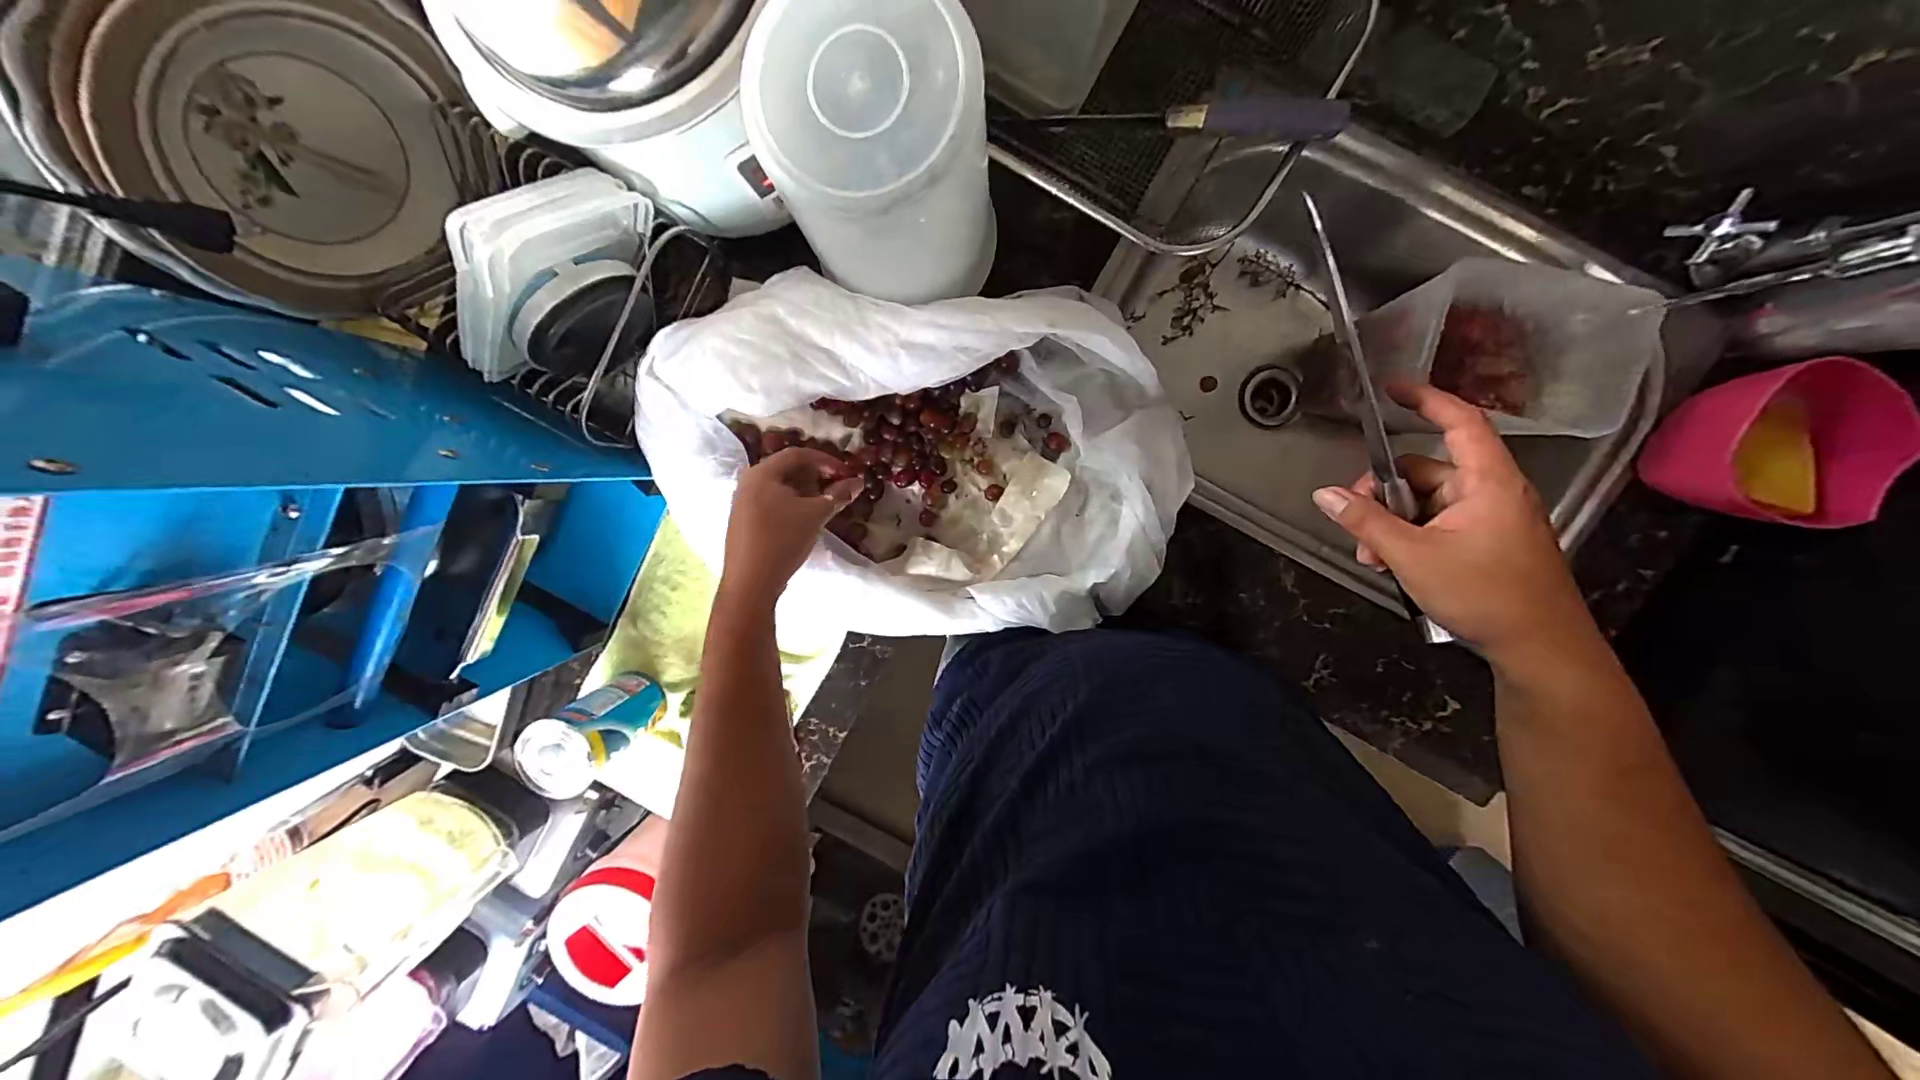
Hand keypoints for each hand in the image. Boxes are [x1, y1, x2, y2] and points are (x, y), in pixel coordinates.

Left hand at [722, 447, 862, 605]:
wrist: (750, 582)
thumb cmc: (782, 541)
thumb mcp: (815, 515)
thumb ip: (837, 496)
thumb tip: (857, 482)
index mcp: (762, 473)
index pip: (797, 454)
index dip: (825, 460)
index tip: (845, 473)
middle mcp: (747, 481)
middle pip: (786, 468)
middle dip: (815, 476)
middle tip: (836, 488)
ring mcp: (742, 502)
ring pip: (779, 486)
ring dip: (804, 491)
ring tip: (822, 505)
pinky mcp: (742, 520)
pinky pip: (770, 501)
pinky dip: (790, 503)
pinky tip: (803, 519)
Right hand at [1311, 384, 1599, 662]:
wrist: (1541, 648)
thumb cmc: (1485, 594)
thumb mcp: (1412, 556)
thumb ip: (1365, 522)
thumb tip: (1325, 494)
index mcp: (1487, 483)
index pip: (1460, 422)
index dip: (1427, 400)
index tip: (1393, 389)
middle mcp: (1491, 493)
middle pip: (1426, 471)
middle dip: (1383, 495)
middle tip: (1356, 525)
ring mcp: (1490, 520)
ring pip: (1426, 504)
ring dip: (1392, 524)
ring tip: (1373, 557)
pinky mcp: (1486, 543)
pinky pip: (1437, 525)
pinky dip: (1410, 537)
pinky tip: (1393, 564)